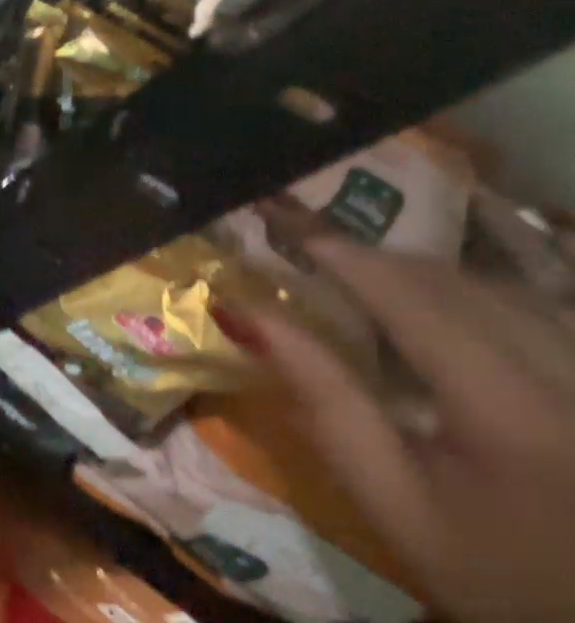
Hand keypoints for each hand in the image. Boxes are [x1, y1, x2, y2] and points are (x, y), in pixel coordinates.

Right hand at [225, 240, 574, 622]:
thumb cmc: (486, 569)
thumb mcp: (391, 499)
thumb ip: (325, 401)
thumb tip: (244, 313)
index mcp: (511, 409)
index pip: (413, 298)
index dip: (342, 252)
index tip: (276, 218)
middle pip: (464, 284)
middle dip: (378, 255)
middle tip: (305, 238)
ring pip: (514, 290)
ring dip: (428, 272)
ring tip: (363, 268)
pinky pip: (551, 313)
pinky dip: (484, 295)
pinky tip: (446, 303)